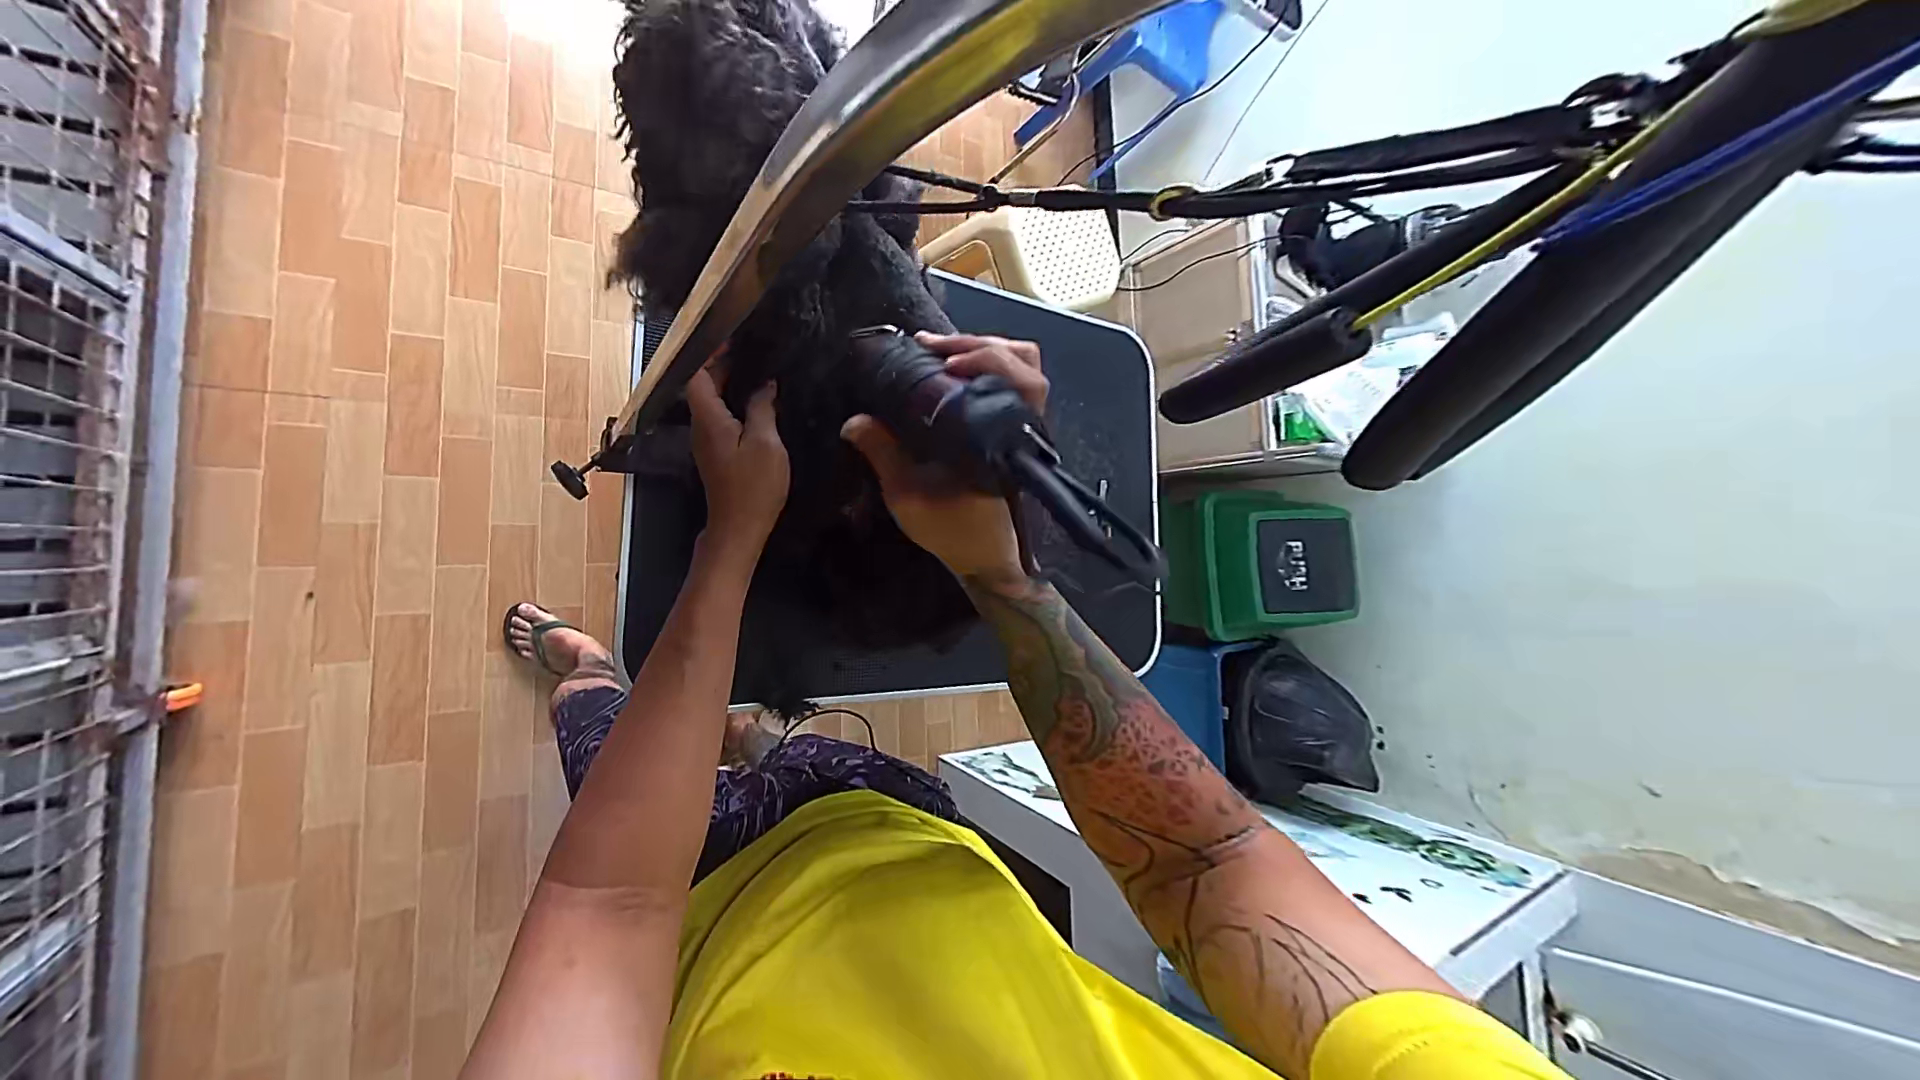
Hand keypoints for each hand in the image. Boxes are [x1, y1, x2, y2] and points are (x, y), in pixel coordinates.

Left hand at [686, 362, 788, 559]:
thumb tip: (765, 385)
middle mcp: (702, 428)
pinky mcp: (719, 456)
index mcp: (709, 420)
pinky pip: (723, 420)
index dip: (711, 354)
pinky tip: (760, 407)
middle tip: (754, 356)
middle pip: (704, 388)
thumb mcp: (766, 443)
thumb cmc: (753, 487)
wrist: (740, 528)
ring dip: (732, 387)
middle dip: (724, 367)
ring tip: (760, 376)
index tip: (734, 341)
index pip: (698, 375)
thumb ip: (763, 408)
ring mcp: (708, 443)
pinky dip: (737, 406)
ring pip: (714, 405)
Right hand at [840, 333, 1046, 579]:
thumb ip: (884, 453)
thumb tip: (854, 420)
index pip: (1018, 381)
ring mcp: (1020, 425)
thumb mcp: (909, 494)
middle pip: (1024, 361)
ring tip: (941, 349)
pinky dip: (986, 364)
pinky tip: (951, 366)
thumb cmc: (952, 531)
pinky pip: (1012, 381)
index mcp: (1003, 439)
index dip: (985, 358)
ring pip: (1024, 366)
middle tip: (930, 345)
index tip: (945, 359)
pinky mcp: (1010, 428)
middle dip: (977, 343)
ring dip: (985, 347)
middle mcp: (1019, 426)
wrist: (983, 556)